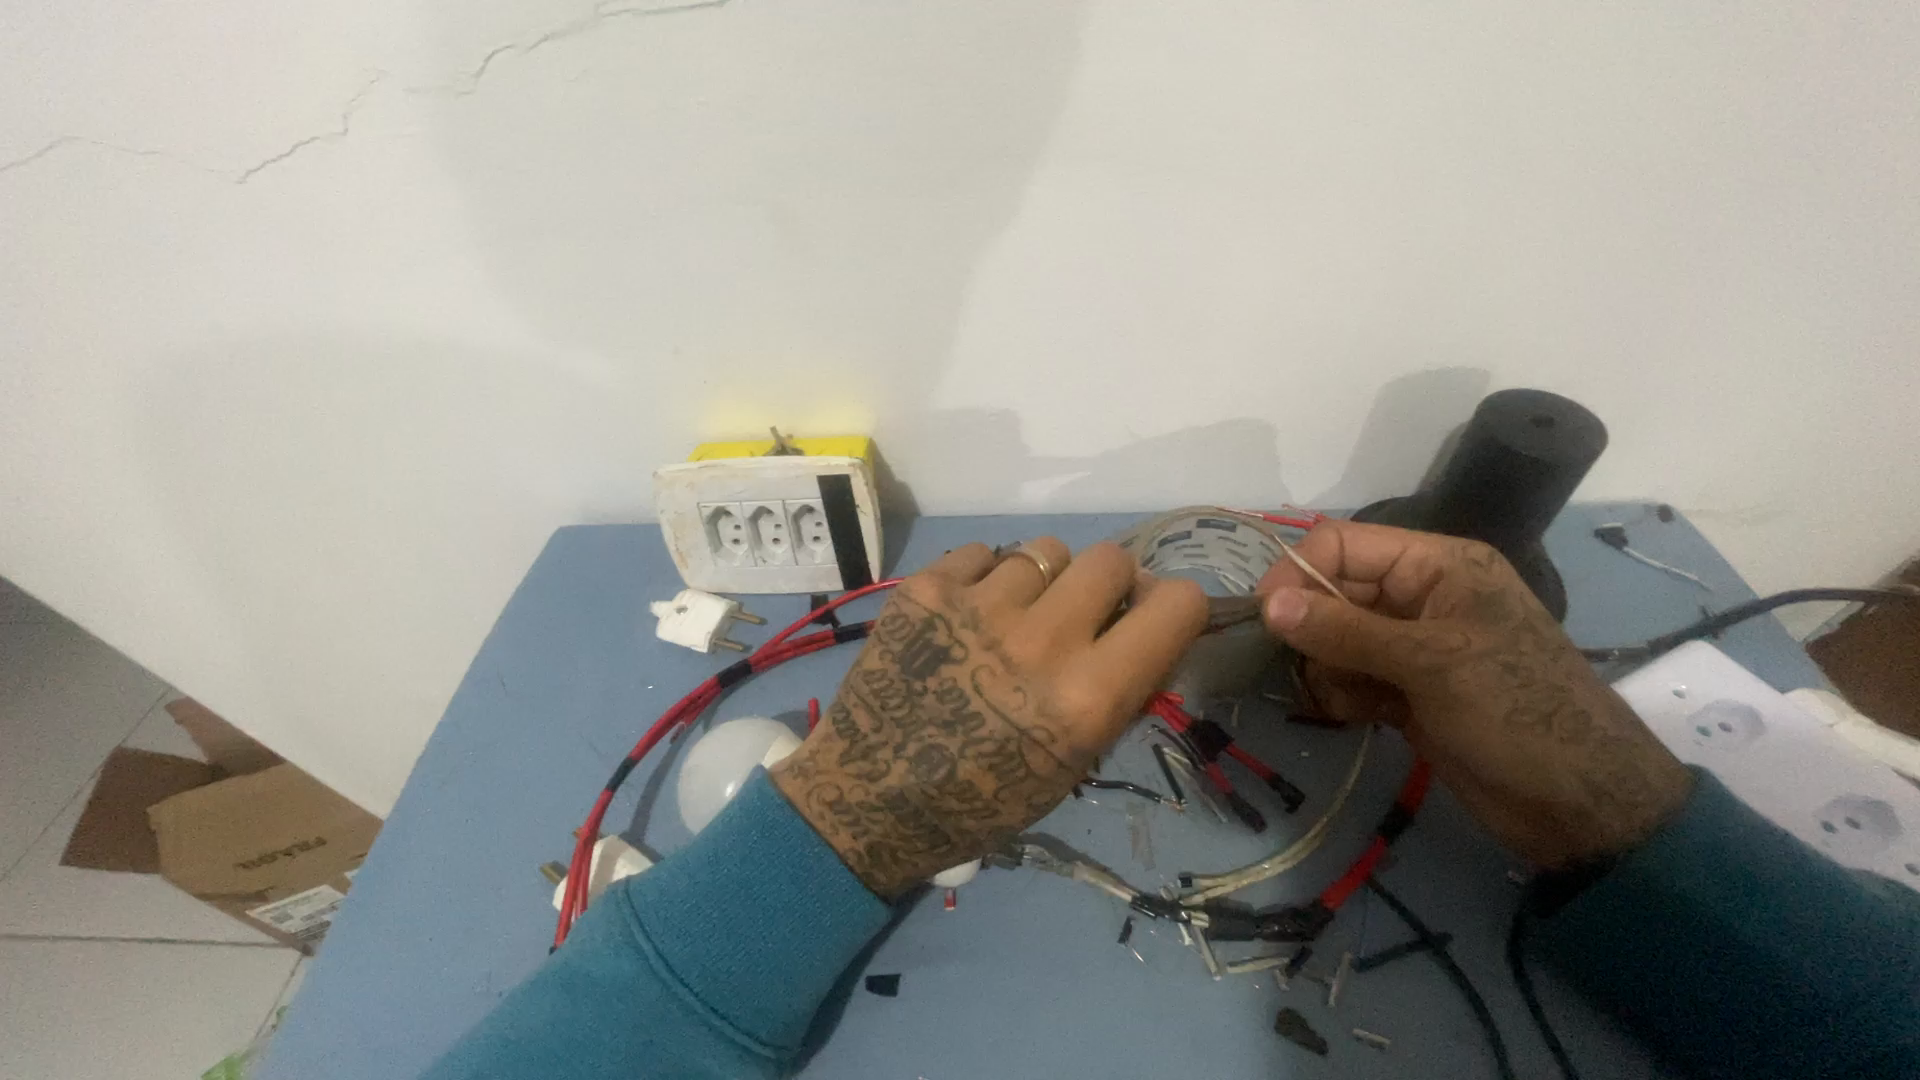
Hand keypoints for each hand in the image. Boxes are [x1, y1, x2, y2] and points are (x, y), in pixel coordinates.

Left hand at [770, 539, 1207, 897]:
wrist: (872, 795)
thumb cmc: (983, 798)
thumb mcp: (1073, 762)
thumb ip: (1120, 689)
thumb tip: (1148, 628)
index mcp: (1088, 696)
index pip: (1176, 603)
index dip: (1171, 606)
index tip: (1150, 618)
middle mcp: (1041, 641)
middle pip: (1110, 559)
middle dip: (1109, 584)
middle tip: (1082, 613)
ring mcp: (978, 606)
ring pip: (1046, 550)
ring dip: (1044, 580)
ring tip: (1015, 615)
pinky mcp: (925, 588)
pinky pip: (985, 553)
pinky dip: (986, 578)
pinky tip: (967, 615)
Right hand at [1257, 521, 1692, 868]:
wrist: (1579, 809)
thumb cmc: (1516, 715)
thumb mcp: (1431, 663)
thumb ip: (1344, 630)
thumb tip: (1268, 605)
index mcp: (1436, 566)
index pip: (1341, 544)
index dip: (1298, 572)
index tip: (1267, 617)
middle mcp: (1418, 595)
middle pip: (1330, 591)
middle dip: (1312, 630)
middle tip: (1310, 669)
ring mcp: (1408, 644)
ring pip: (1329, 637)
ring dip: (1326, 668)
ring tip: (1351, 699)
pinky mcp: (1401, 686)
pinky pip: (1344, 674)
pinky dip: (1341, 694)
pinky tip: (1363, 717)